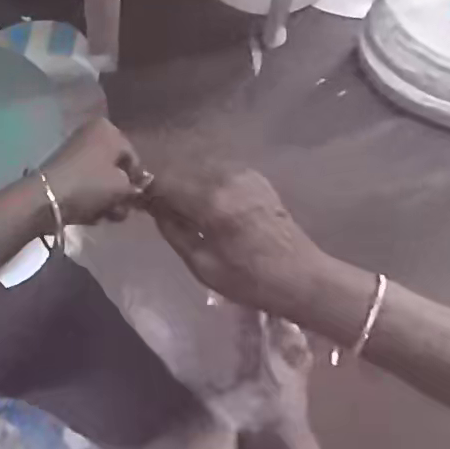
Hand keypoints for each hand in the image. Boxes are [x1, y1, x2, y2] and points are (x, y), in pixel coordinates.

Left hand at [36, 119, 145, 224]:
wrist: (47, 196)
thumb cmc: (91, 184)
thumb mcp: (123, 186)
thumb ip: (135, 187)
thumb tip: (134, 189)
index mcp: (107, 129)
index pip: (133, 158)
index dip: (137, 181)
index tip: (135, 199)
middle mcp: (91, 134)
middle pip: (116, 168)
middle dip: (120, 192)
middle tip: (119, 209)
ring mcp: (75, 151)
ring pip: (101, 179)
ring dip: (106, 199)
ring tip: (104, 213)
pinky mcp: (63, 168)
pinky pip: (85, 183)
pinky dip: (89, 197)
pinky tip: (89, 212)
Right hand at [144, 167, 332, 316]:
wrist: (305, 279)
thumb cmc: (250, 279)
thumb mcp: (201, 264)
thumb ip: (173, 230)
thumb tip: (155, 208)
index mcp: (210, 201)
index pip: (163, 181)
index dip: (149, 193)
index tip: (143, 207)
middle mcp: (224, 179)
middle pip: (180, 170)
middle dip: (167, 187)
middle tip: (163, 210)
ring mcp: (242, 175)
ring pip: (198, 168)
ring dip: (186, 183)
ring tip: (186, 208)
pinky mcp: (255, 178)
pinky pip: (217, 172)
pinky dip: (206, 183)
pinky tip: (210, 205)